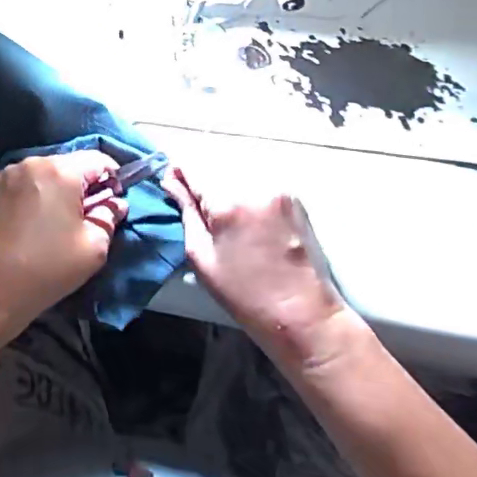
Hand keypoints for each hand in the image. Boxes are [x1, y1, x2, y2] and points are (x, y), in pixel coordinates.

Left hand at [0, 152, 127, 355]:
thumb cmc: (50, 265)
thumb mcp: (94, 246)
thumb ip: (109, 216)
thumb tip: (115, 202)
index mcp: (61, 171)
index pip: (98, 160)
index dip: (112, 177)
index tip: (113, 200)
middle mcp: (33, 162)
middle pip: (69, 164)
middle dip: (82, 184)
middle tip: (86, 214)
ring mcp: (8, 172)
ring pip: (44, 171)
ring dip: (56, 187)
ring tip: (56, 219)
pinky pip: (23, 181)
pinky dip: (33, 192)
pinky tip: (32, 219)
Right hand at [162, 164, 365, 370]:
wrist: (305, 315)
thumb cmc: (245, 294)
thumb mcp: (201, 256)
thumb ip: (186, 212)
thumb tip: (172, 182)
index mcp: (227, 203)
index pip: (191, 164)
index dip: (177, 172)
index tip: (173, 187)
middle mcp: (253, 185)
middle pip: (213, 161)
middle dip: (200, 176)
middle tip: (196, 203)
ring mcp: (277, 188)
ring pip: (235, 166)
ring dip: (221, 180)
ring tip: (221, 210)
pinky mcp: (292, 196)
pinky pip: (256, 177)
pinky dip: (243, 186)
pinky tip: (244, 212)